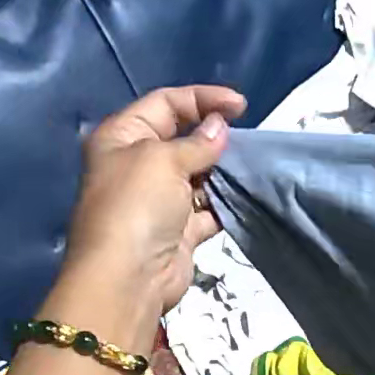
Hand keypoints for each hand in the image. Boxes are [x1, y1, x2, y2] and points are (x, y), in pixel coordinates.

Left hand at [63, 85, 247, 313]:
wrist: (130, 275)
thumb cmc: (137, 206)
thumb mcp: (163, 160)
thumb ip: (197, 143)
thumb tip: (220, 127)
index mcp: (123, 137)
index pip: (166, 104)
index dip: (202, 99)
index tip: (241, 106)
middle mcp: (140, 164)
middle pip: (183, 139)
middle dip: (215, 136)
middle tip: (247, 139)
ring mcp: (161, 199)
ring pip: (200, 175)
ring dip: (224, 171)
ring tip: (251, 167)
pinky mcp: (181, 228)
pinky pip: (209, 209)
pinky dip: (226, 203)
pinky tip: (247, 197)